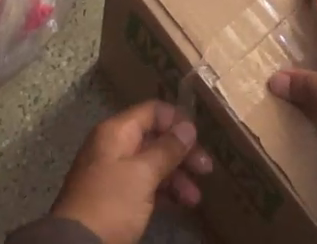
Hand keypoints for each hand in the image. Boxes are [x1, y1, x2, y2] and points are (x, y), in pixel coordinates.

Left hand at [50, 101, 213, 243]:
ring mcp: (115, 173)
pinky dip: (164, 191)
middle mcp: (115, 147)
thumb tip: (188, 128)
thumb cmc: (111, 202)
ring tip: (195, 197)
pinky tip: (182, 204)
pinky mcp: (117, 198)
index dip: (177, 121)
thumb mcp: (142, 174)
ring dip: (177, 176)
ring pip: (153, 164)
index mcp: (116, 132)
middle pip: (155, 138)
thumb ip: (167, 149)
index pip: (153, 112)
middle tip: (205, 169)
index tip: (199, 138)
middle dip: (182, 153)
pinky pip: (146, 185)